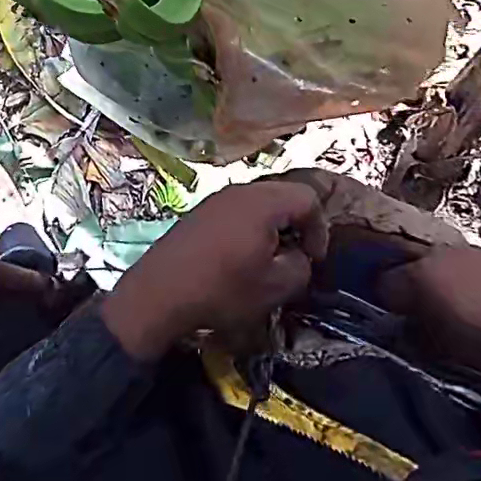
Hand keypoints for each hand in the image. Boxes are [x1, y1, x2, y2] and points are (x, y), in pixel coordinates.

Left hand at [100, 180, 328, 360]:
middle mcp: (239, 190)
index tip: (314, 258)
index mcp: (262, 202)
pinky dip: (249, 227)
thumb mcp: (275, 287)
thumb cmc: (223, 288)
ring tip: (269, 259)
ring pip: (259, 202)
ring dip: (273, 226)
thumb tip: (299, 254)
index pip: (307, 198)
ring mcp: (217, 198)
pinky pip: (237, 210)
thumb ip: (300, 265)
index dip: (320, 228)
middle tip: (297, 256)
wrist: (161, 290)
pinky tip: (241, 256)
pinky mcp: (201, 211)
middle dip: (297, 224)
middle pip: (283, 194)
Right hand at [374, 246, 480, 377]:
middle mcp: (432, 254)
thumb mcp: (447, 349)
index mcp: (416, 276)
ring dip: (435, 282)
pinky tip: (477, 298)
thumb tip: (401, 329)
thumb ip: (415, 335)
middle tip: (422, 315)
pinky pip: (458, 264)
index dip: (387, 305)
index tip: (397, 321)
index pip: (383, 284)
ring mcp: (460, 250)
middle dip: (410, 290)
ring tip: (452, 307)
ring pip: (433, 264)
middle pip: (406, 269)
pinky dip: (459, 278)